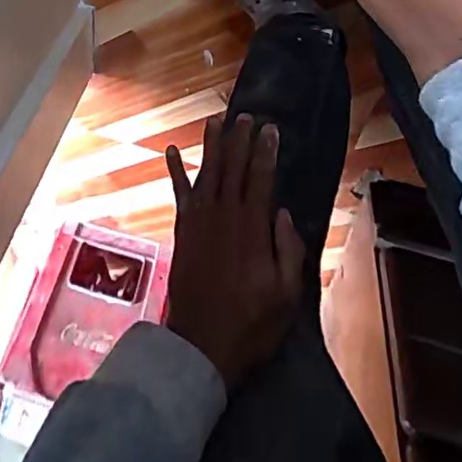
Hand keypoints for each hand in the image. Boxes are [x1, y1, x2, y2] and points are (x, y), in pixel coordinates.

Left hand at [162, 114, 304, 388]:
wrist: (201, 345)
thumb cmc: (251, 324)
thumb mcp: (286, 295)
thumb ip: (287, 250)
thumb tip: (282, 212)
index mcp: (252, 229)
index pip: (260, 179)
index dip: (266, 152)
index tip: (271, 129)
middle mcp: (224, 217)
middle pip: (233, 168)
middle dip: (240, 139)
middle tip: (246, 115)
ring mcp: (200, 222)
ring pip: (208, 173)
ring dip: (212, 145)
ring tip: (216, 119)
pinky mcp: (183, 231)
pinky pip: (180, 193)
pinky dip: (177, 171)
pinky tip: (174, 151)